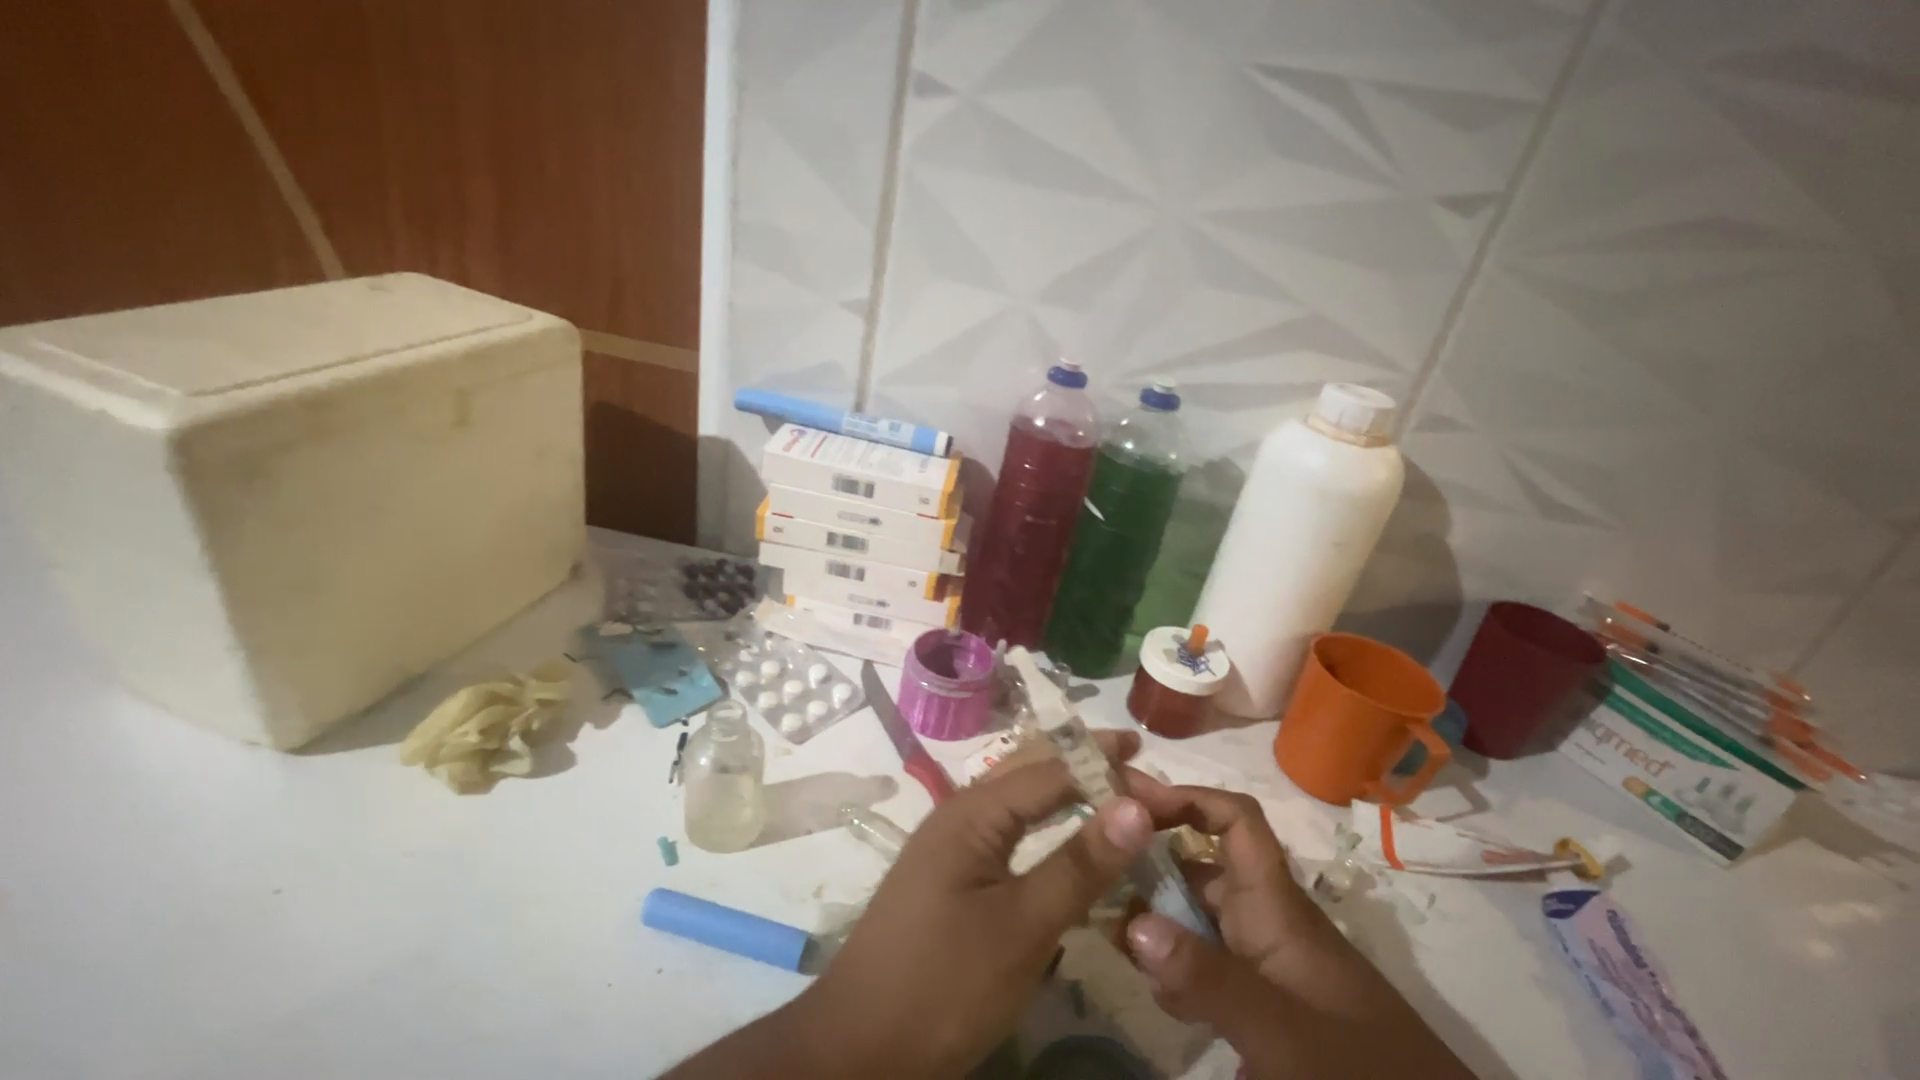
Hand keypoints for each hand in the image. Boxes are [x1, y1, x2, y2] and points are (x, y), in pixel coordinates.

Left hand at [785, 731, 1155, 1077]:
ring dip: (1073, 800)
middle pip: (1035, 774)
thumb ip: (1080, 864)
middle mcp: (961, 815)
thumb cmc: (944, 983)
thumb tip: (1137, 804)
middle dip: (1093, 773)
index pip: (1055, 767)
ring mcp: (954, 848)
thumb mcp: (1023, 926)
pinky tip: (1075, 851)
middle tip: (1154, 787)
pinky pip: (1012, 840)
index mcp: (973, 812)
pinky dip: (1051, 835)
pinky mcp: (955, 881)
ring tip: (1126, 808)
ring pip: (1023, 807)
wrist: (861, 1047)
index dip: (1113, 772)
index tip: (1168, 789)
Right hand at [1121, 777, 1473, 1079]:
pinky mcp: (1265, 1004)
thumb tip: (1131, 921)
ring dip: (1157, 926)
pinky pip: (1209, 967)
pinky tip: (1166, 1001)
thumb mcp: (1281, 1031)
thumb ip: (1207, 980)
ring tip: (1116, 948)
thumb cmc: (1359, 1068)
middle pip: (1199, 869)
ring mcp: (1265, 965)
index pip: (1234, 820)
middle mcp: (1265, 922)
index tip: (1124, 804)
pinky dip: (1179, 972)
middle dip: (1147, 870)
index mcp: (1275, 905)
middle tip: (1091, 889)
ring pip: (1197, 922)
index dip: (1184, 798)